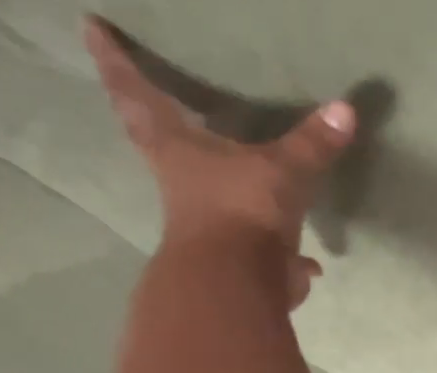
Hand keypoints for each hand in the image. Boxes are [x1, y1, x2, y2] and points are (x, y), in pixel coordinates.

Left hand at [83, 16, 353, 309]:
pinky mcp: (235, 251)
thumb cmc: (243, 209)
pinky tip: (307, 261)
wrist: (238, 278)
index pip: (139, 93)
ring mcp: (206, 217)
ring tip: (225, 168)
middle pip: (157, 137)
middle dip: (150, 116)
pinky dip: (283, 251)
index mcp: (177, 147)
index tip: (90, 29)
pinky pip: (259, 241)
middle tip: (134, 88)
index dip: (119, 62)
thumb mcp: (285, 170)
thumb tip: (345, 108)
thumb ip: (313, 143)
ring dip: (211, 179)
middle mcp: (181, 178)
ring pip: (203, 188)